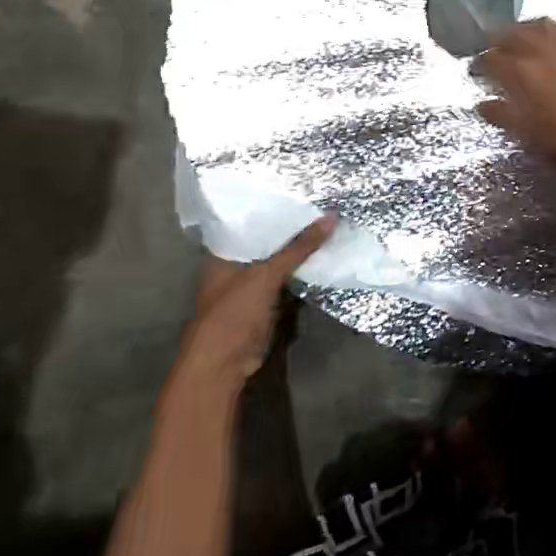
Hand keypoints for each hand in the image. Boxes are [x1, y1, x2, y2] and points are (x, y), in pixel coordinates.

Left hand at [174, 214, 335, 390]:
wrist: (224, 364)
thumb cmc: (234, 312)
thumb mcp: (267, 274)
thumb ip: (299, 247)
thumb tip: (332, 216)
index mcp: (223, 254)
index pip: (250, 221)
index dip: (274, 207)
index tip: (302, 191)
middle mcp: (234, 267)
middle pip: (268, 241)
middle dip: (294, 229)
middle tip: (325, 204)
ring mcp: (250, 286)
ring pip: (281, 261)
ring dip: (301, 251)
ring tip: (331, 223)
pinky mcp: (265, 303)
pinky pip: (288, 280)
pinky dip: (303, 271)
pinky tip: (325, 255)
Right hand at [475, 18, 555, 160]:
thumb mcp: (528, 136)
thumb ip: (502, 116)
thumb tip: (482, 104)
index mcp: (523, 74)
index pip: (491, 59)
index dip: (479, 65)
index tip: (476, 73)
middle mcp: (542, 54)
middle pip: (512, 34)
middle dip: (497, 42)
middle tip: (491, 54)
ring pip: (538, 25)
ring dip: (522, 29)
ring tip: (515, 40)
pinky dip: (551, 28)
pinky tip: (548, 36)